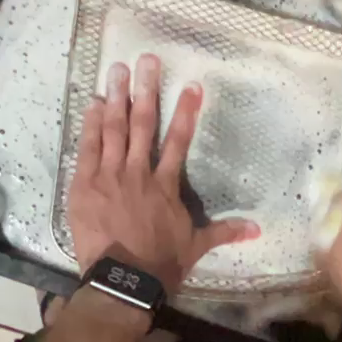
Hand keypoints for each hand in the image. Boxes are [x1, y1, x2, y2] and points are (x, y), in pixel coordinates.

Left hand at [68, 54, 257, 291]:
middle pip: (143, 124)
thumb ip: (224, 231)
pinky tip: (93, 103)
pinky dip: (90, 125)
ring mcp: (109, 176)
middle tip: (146, 60)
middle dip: (146, 90)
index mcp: (166, 186)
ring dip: (116, 97)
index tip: (190, 85)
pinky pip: (88, 148)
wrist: (123, 281)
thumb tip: (257, 229)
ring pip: (113, 129)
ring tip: (116, 70)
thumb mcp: (196, 246)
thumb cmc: (161, 263)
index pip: (178, 141)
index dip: (185, 112)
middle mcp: (139, 173)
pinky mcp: (84, 185)